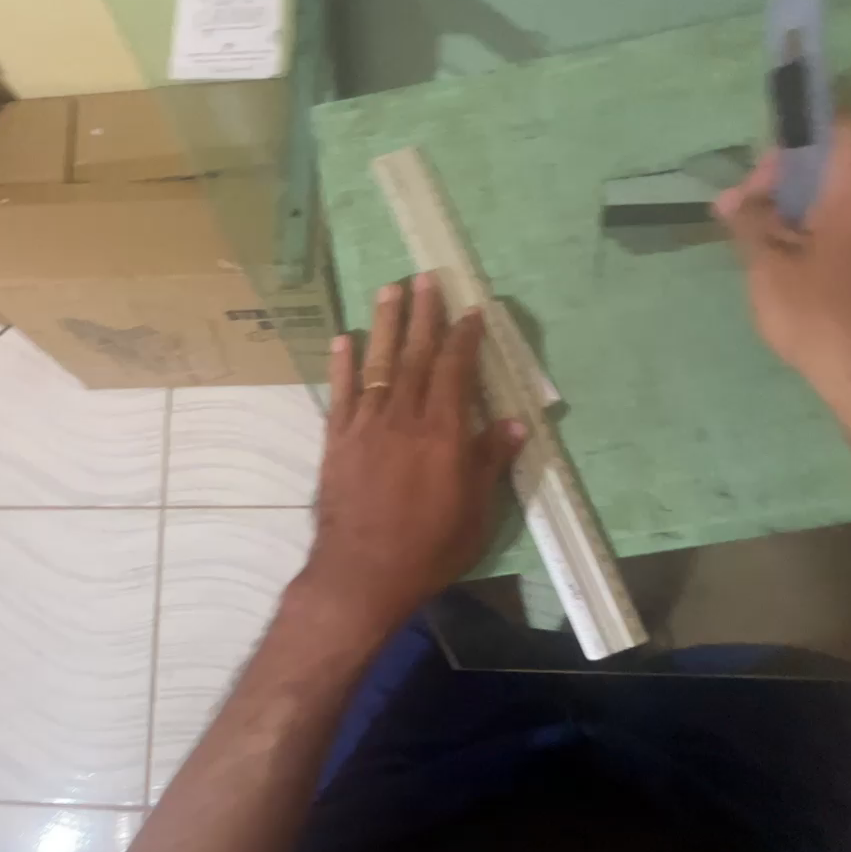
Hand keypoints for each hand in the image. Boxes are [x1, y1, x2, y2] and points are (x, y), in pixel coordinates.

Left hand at [292, 274, 527, 633]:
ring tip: (390, 289)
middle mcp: (403, 418)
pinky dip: (342, 365)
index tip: (471, 310)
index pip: (455, 371)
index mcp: (442, 433)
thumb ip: (490, 463)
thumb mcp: (474, 513)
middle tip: (426, 277)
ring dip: (384, 325)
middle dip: (423, 315)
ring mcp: (365, 427)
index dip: (464, 338)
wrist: (362, 573)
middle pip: (414, 356)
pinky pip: (340, 394)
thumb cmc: (427, 549)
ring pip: (377, 365)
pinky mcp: (336, 441)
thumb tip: (514, 423)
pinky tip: (343, 339)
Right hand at [714, 113, 850, 432]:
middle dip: (793, 176)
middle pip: (846, 150)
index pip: (836, 122)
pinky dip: (830, 221)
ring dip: (808, 202)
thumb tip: (732, 198)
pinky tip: (797, 257)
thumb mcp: (770, 265)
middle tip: (751, 217)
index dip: (788, 146)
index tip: (754, 189)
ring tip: (766, 241)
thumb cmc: (822, 314)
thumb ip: (752, 220)